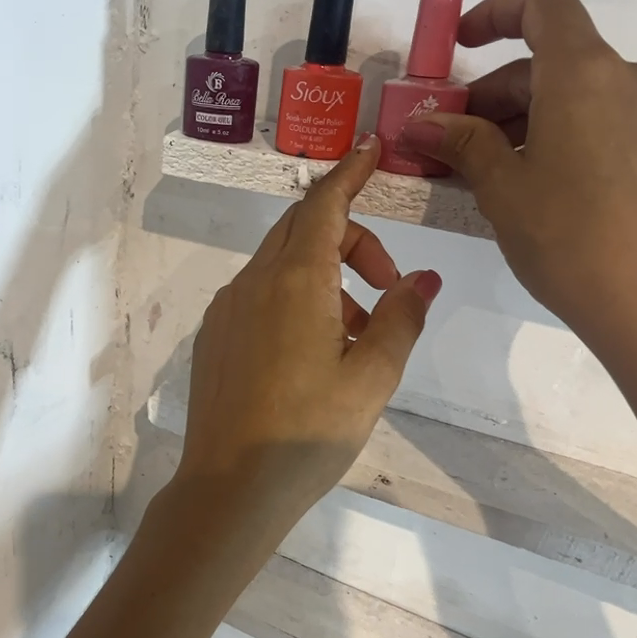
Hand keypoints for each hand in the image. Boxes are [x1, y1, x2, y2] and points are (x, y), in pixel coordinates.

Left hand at [170, 134, 441, 551]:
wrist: (229, 487)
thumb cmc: (308, 433)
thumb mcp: (372, 377)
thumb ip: (401, 318)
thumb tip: (423, 277)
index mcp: (294, 281)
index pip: (324, 204)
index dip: (351, 174)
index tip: (372, 150)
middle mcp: (252, 282)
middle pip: (302, 231)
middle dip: (351, 240)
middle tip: (388, 284)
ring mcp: (226, 310)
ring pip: (280, 267)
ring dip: (326, 279)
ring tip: (359, 336)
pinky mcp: (214, 337)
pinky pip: (259, 296)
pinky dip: (294, 301)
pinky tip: (314, 353)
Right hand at [394, 0, 636, 362]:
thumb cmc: (569, 236)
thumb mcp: (502, 188)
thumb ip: (462, 143)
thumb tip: (421, 123)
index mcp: (584, 72)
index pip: (544, 6)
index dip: (496, 14)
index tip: (458, 47)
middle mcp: (626, 79)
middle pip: (549, 61)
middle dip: (492, 94)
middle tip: (447, 143)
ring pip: (572, 97)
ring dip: (520, 122)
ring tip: (480, 175)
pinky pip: (598, 124)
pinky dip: (554, 138)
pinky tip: (528, 189)